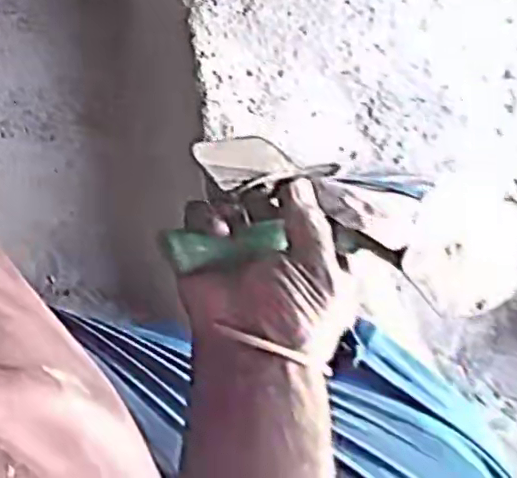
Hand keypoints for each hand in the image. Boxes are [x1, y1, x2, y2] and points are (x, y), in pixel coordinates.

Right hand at [177, 179, 358, 367]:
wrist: (247, 338)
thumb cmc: (297, 316)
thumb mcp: (322, 271)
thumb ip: (311, 225)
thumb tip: (300, 187)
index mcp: (307, 253)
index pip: (301, 212)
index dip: (295, 194)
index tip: (287, 178)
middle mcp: (269, 246)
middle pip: (256, 202)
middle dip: (252, 193)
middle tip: (251, 191)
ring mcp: (231, 246)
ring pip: (223, 205)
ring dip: (226, 210)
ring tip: (231, 228)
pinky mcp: (198, 246)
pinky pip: (194, 217)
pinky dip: (202, 221)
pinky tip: (214, 235)